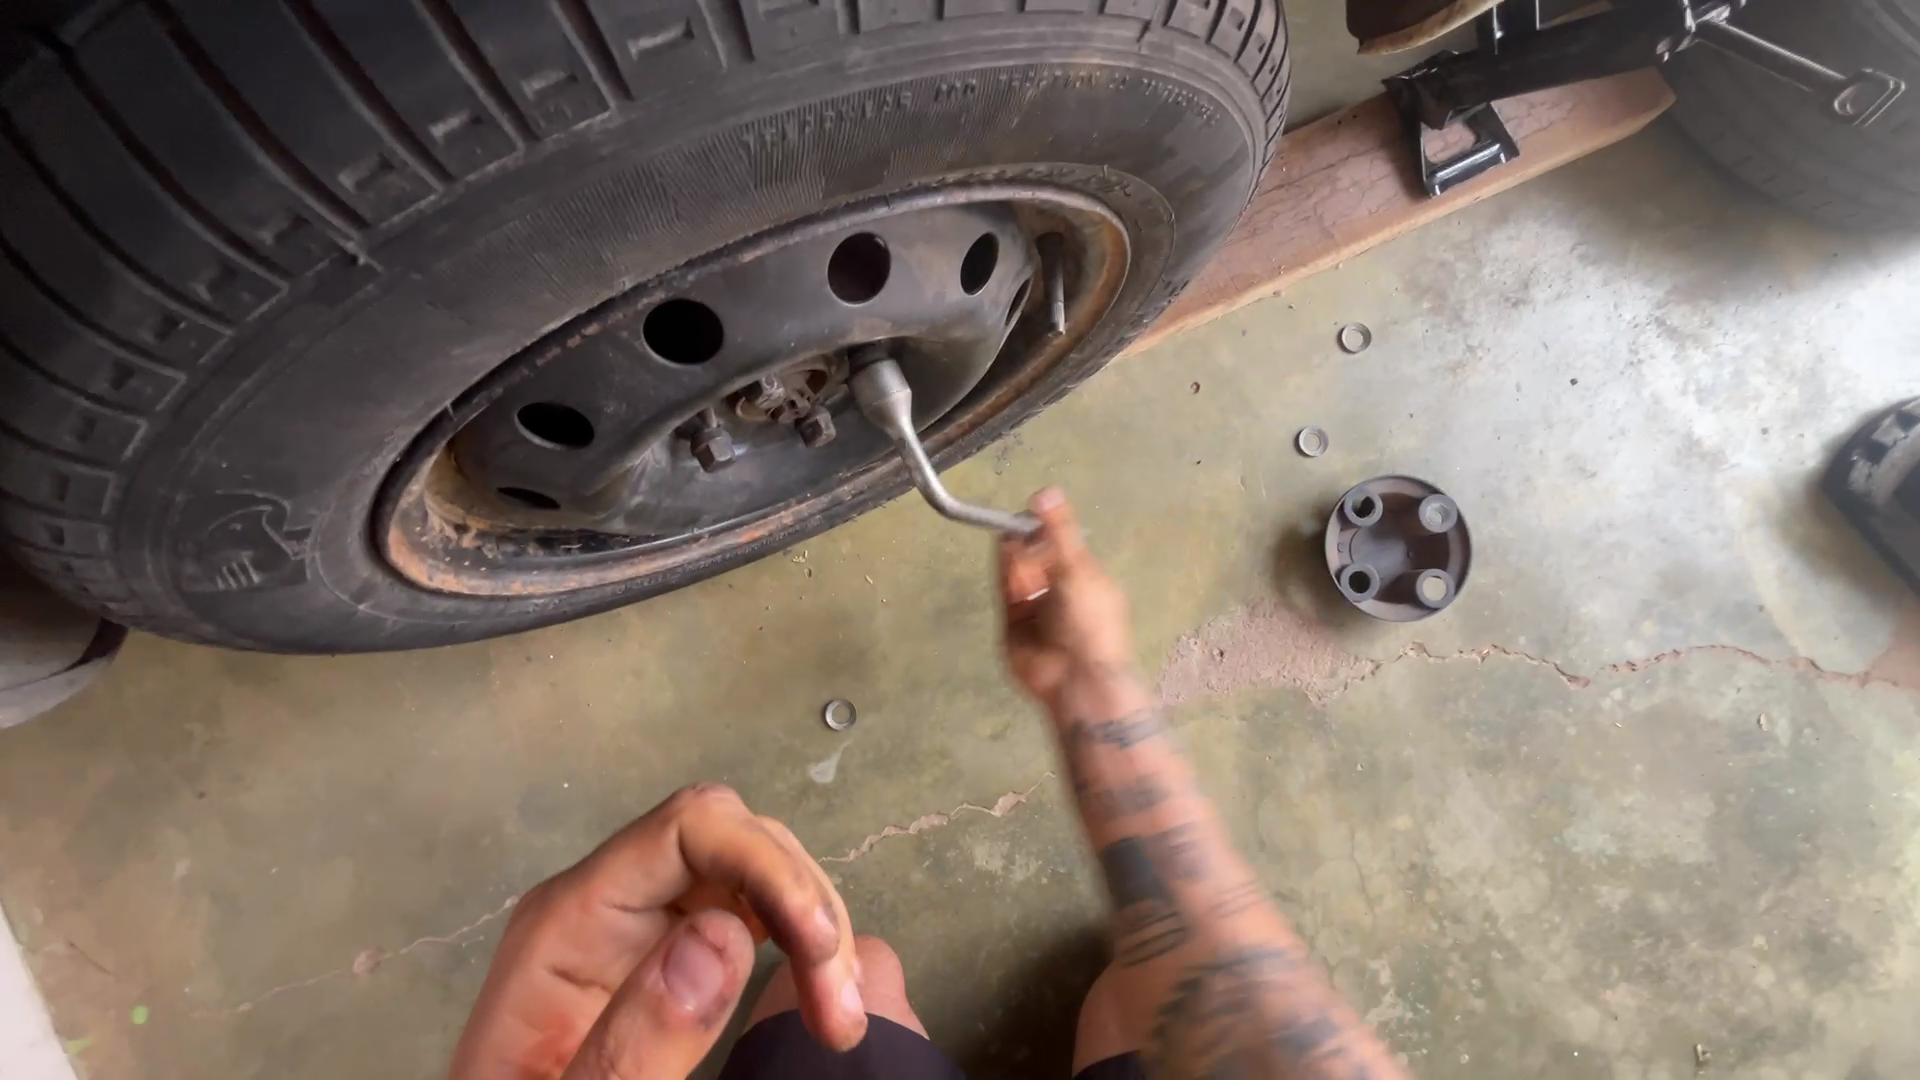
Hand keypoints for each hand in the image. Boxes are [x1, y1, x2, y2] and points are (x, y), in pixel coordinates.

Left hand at [449, 784, 866, 1079]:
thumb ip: (629, 1045)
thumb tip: (728, 932)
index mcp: (571, 916)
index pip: (689, 826)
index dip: (766, 863)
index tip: (817, 944)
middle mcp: (614, 893)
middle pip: (736, 838)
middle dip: (803, 903)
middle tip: (839, 1013)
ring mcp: (647, 912)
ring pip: (756, 865)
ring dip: (813, 924)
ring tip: (839, 1016)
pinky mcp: (675, 939)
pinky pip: (753, 904)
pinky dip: (800, 938)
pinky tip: (818, 986)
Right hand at [997, 488, 1134, 708]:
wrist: (1075, 676)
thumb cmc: (1088, 621)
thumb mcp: (1079, 568)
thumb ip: (1059, 530)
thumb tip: (1046, 491)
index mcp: (1086, 579)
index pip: (1061, 546)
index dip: (1046, 530)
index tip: (1032, 511)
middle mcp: (1060, 591)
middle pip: (1036, 556)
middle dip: (1027, 543)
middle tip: (1020, 532)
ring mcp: (1035, 606)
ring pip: (1018, 571)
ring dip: (1015, 556)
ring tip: (1011, 544)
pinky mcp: (1012, 620)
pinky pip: (1004, 590)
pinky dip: (1004, 572)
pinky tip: (1003, 555)